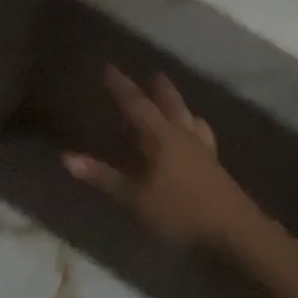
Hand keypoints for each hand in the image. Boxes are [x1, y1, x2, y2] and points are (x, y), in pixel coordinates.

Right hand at [62, 67, 254, 246]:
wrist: (231, 229)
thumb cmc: (179, 211)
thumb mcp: (135, 197)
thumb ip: (103, 177)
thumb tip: (66, 158)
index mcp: (162, 137)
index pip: (138, 105)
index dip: (122, 87)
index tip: (109, 68)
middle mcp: (184, 136)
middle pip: (170, 104)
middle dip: (159, 89)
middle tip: (153, 74)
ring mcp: (203, 150)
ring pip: (190, 118)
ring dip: (180, 106)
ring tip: (176, 102)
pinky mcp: (214, 165)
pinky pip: (202, 136)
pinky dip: (195, 128)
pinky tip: (196, 137)